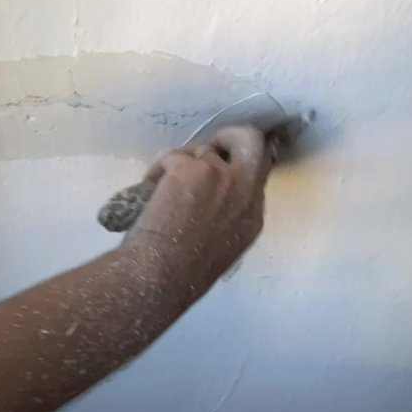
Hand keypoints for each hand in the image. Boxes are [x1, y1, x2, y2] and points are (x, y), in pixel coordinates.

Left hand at [121, 125, 274, 296]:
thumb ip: (230, 212)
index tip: (228, 158)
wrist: (158, 276)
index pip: (261, 170)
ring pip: (202, 149)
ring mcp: (219, 175)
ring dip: (184, 162)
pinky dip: (159, 170)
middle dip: (232, 136)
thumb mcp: (224, 243)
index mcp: (253, 215)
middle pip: (251, 140)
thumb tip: (215, 190)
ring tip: (165, 188)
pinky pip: (173, 156)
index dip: (243, 160)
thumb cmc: (184, 272)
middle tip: (213, 144)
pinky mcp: (191, 167)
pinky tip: (149, 191)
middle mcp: (244, 190)